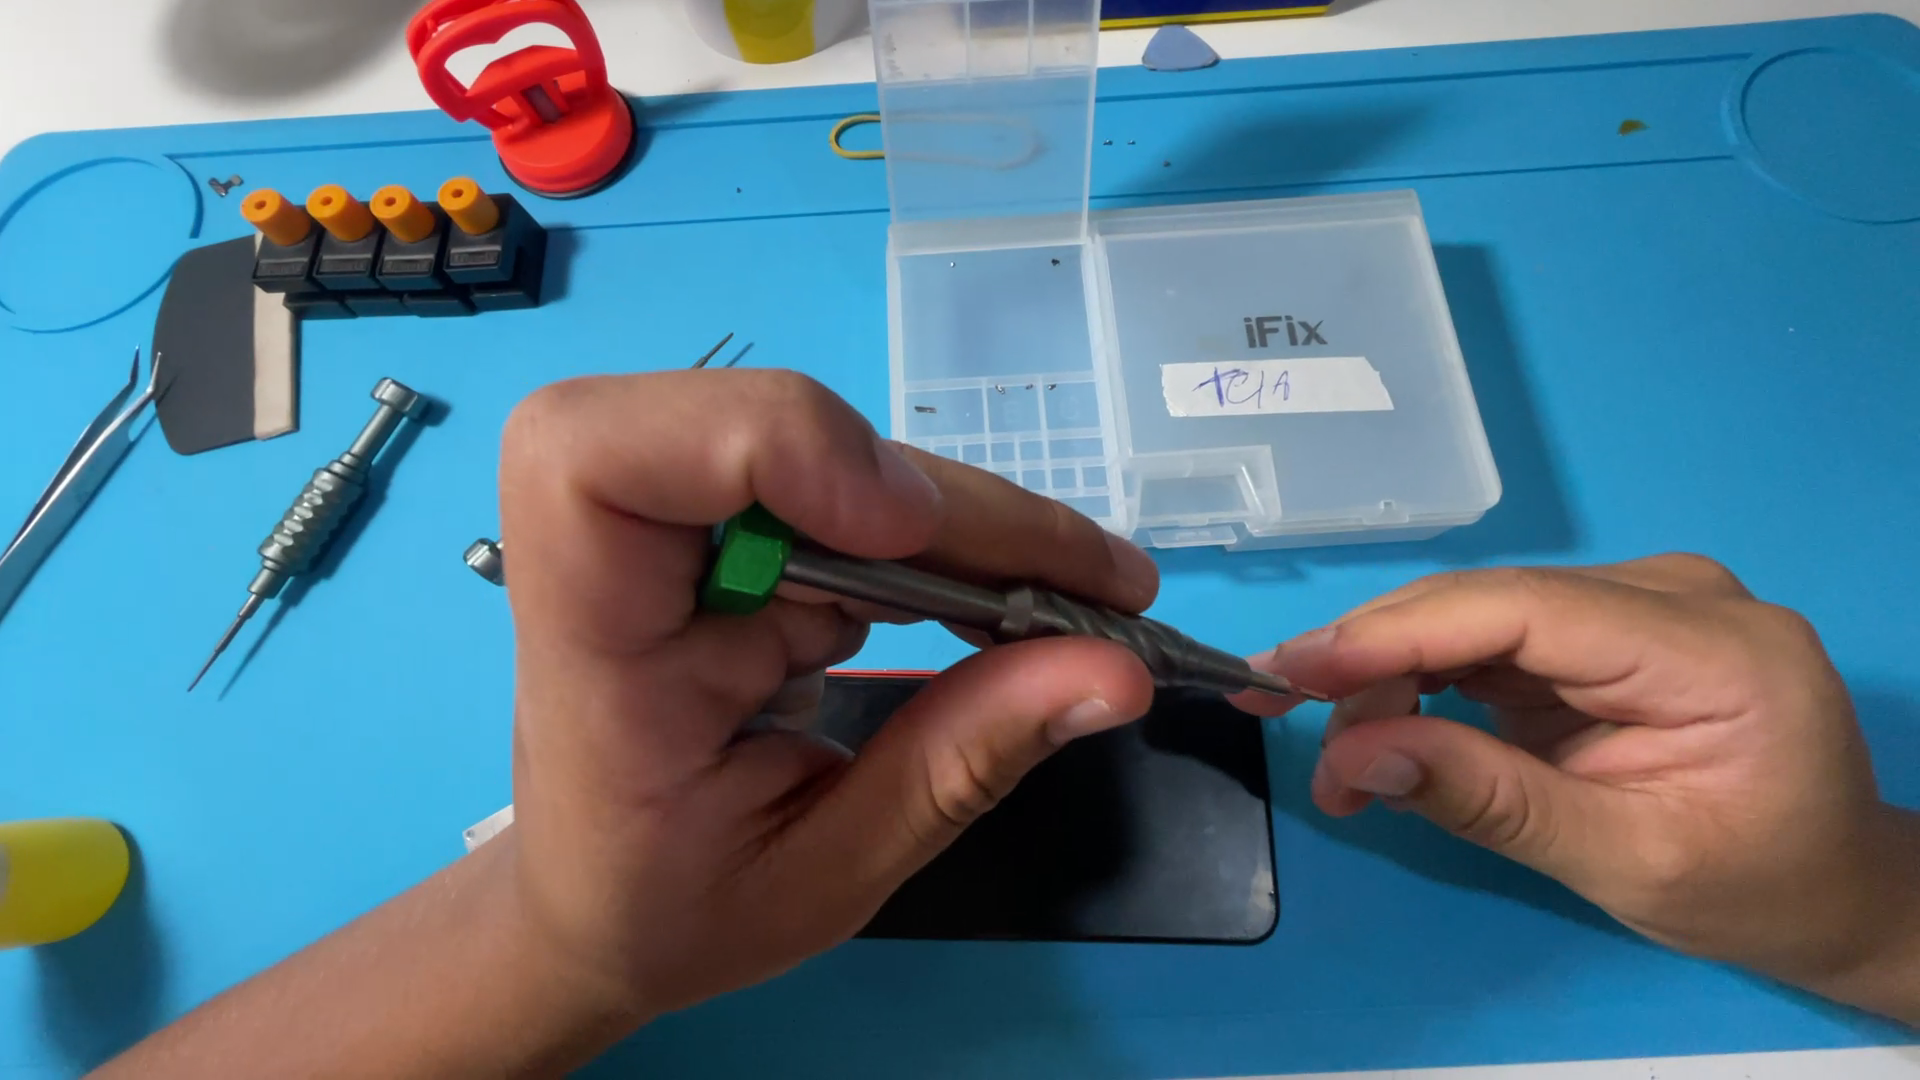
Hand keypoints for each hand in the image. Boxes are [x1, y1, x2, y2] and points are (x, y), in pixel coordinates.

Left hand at [498, 370, 1157, 1023]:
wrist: (602, 899)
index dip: (765, 444)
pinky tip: (1025, 591)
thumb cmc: (673, 906)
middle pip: (777, 430)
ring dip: (977, 521)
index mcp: (590, 641)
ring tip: (1086, 589)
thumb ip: (957, 767)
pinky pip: (866, 493)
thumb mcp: (822, 874)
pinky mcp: (752, 533)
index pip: (602, 452)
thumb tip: (1113, 672)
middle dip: (954, 506)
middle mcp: (625, 555)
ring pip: (848, 454)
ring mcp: (694, 531)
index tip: (903, 531)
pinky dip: (960, 540)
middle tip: (1097, 583)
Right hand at [1236, 556, 1919, 1021]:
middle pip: (1465, 605)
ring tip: (1337, 764)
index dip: (1390, 634)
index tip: (1290, 671)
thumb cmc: (1756, 887)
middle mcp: (1656, 596)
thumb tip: (1350, 759)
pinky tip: (1371, 731)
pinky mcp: (1574, 627)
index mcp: (1708, 647)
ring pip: (1447, 619)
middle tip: (1274, 713)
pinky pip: (1459, 640)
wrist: (1827, 885)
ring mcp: (1612, 604)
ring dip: (1373, 680)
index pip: (1514, 609)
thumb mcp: (1624, 862)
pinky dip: (1402, 684)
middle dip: (1360, 662)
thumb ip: (1484, 800)